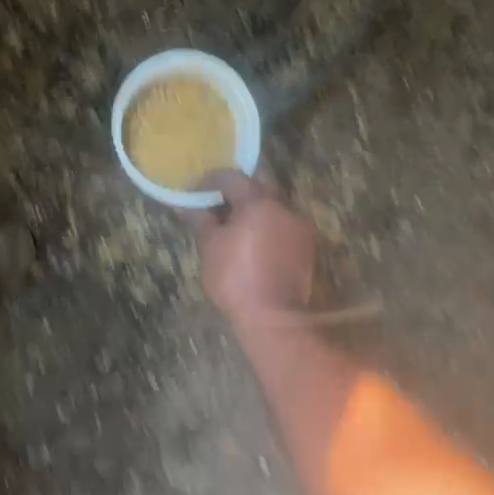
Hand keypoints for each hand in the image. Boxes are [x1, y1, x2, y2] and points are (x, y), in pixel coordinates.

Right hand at [182, 171, 315, 322]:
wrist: (273, 316)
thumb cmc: (235, 279)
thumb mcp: (210, 248)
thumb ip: (201, 221)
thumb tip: (186, 206)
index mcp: (258, 202)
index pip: (231, 178)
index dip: (210, 181)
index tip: (195, 191)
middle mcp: (284, 206)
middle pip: (259, 186)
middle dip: (237, 191)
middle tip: (217, 205)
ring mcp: (299, 225)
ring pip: (275, 205)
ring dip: (255, 209)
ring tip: (236, 225)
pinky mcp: (307, 245)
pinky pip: (285, 224)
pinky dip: (269, 225)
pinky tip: (255, 242)